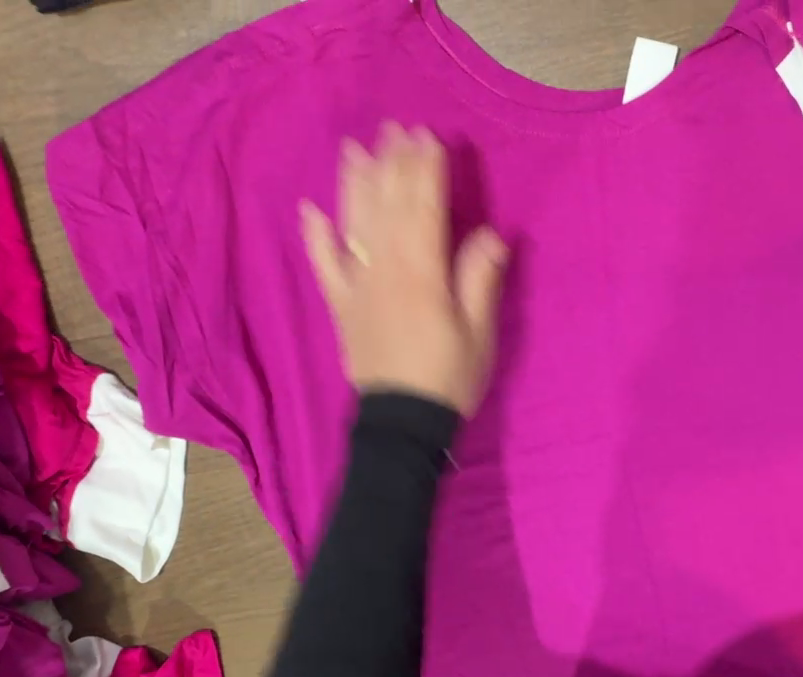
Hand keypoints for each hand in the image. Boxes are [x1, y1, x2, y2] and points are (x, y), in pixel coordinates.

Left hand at [301, 123, 507, 417]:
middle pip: (388, 205)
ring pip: (353, 223)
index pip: (424, 206)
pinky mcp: (341, 306)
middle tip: (395, 129)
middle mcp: (385, 267)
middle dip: (393, 164)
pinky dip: (316, 237)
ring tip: (356, 149)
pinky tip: (311, 211)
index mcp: (424, 271)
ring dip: (354, 183)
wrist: (402, 422)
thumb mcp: (479, 333)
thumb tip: (492, 234)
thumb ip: (480, 280)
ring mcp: (358, 285)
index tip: (429, 137)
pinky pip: (324, 265)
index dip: (426, 169)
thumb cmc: (448, 378)